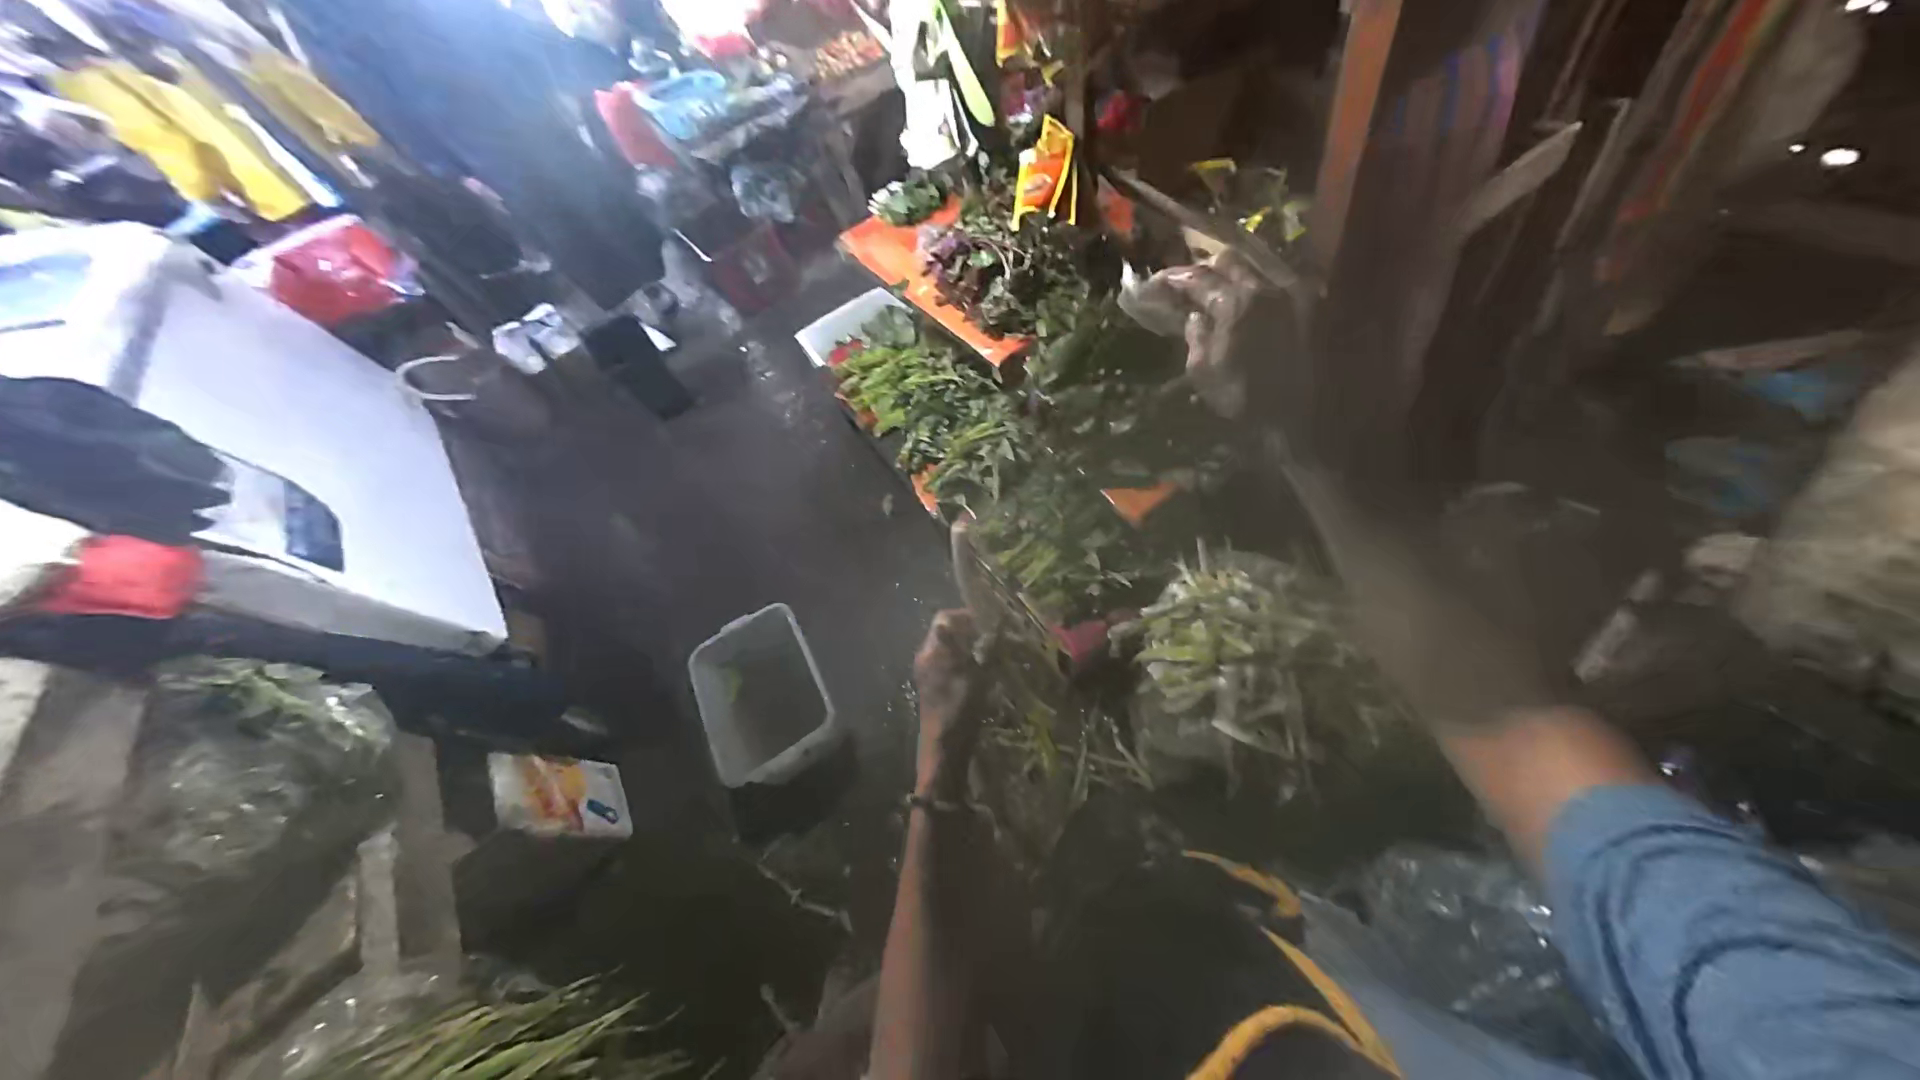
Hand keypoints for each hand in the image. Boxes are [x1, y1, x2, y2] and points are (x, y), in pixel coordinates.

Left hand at [911, 609, 982, 799]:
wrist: (944, 749)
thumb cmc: (958, 710)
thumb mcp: (975, 675)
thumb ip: (981, 648)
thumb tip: (992, 625)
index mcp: (931, 651)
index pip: (945, 618)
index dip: (967, 616)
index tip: (990, 623)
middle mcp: (926, 657)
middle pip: (947, 632)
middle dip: (971, 631)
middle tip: (995, 638)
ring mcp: (929, 672)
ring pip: (950, 648)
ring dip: (970, 647)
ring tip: (992, 653)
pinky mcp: (935, 686)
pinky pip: (950, 663)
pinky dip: (966, 661)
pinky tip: (983, 672)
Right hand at [1135, 252, 1307, 445]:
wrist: (1300, 420)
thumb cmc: (1244, 399)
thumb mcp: (1204, 372)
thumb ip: (1197, 336)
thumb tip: (1195, 316)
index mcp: (1237, 304)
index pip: (1199, 278)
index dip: (1174, 279)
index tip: (1157, 284)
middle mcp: (1270, 287)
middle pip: (1231, 262)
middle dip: (1206, 270)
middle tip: (1190, 285)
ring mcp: (1297, 293)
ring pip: (1260, 267)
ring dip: (1235, 277)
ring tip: (1220, 293)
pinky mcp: (1315, 307)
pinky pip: (1281, 284)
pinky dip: (1260, 289)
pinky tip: (1250, 305)